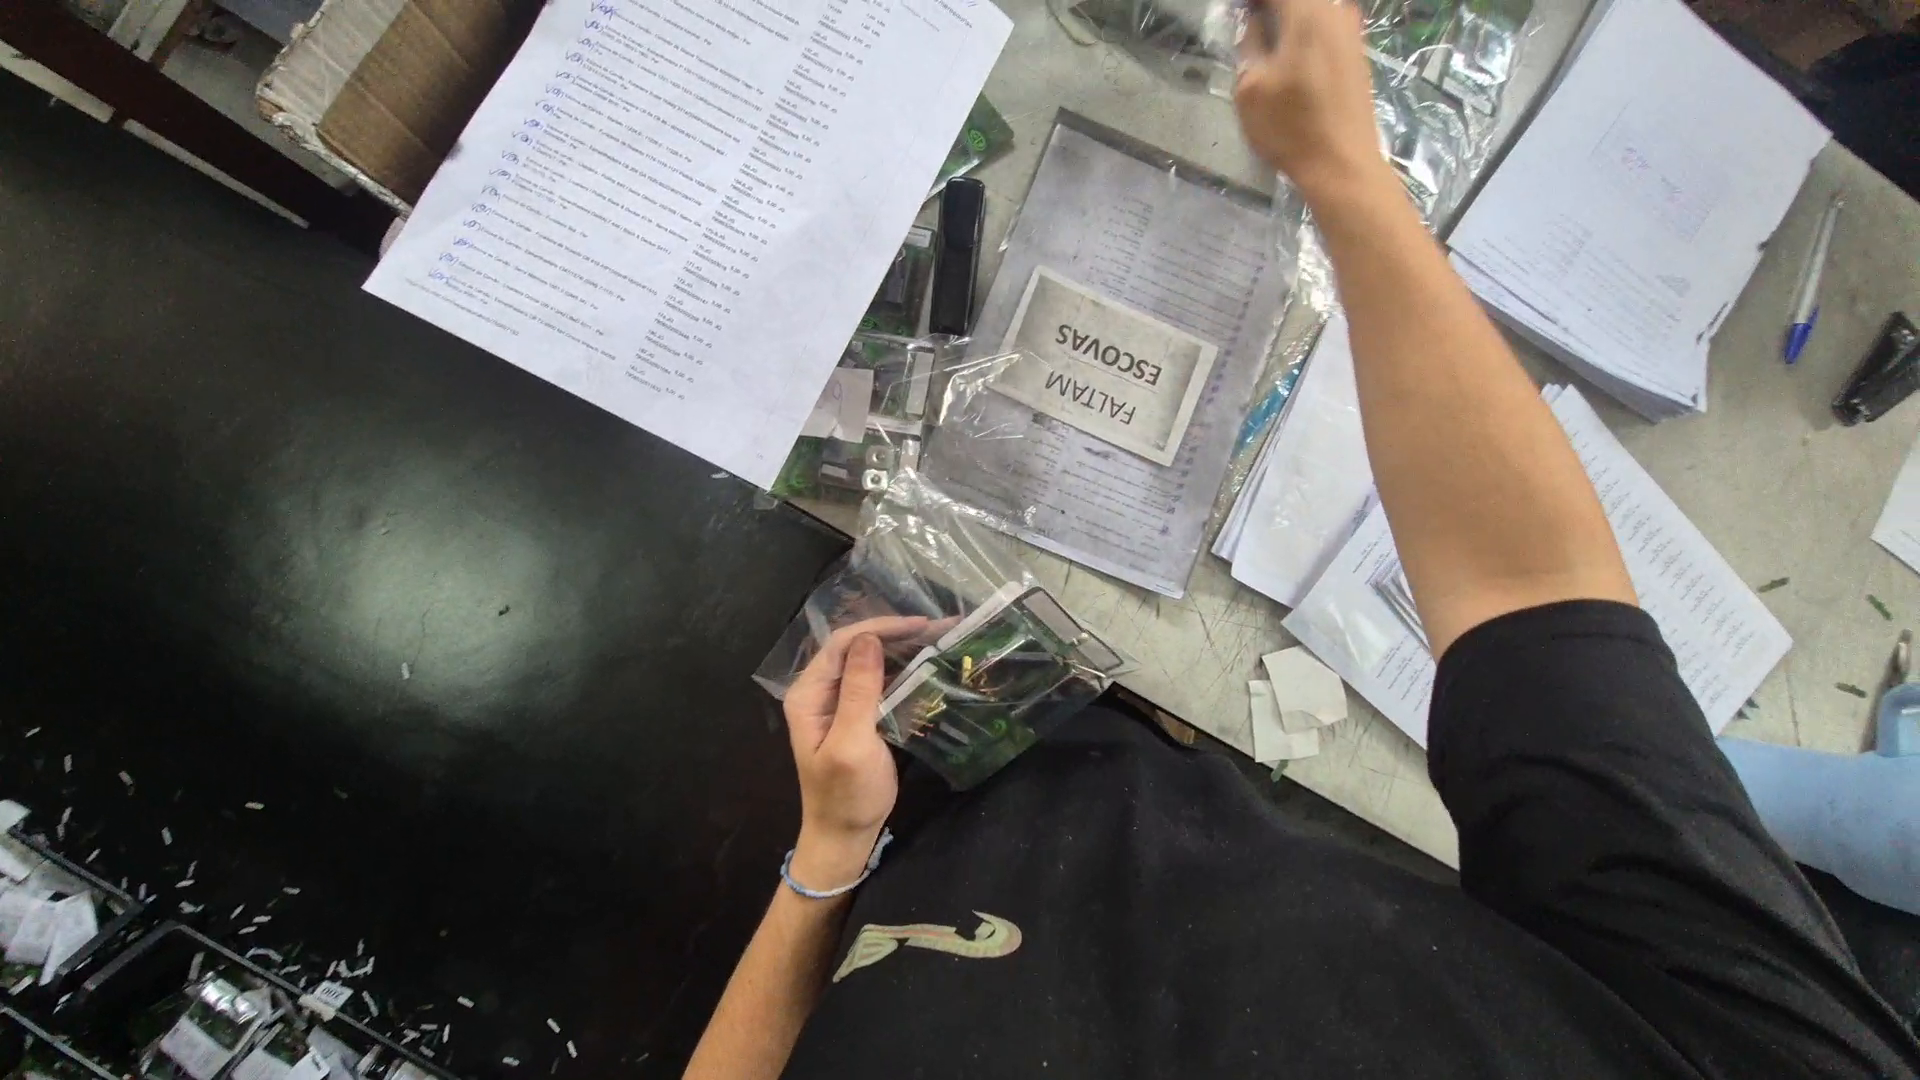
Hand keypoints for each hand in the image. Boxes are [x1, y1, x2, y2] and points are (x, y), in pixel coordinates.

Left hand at [783, 616, 930, 889]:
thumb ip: (859, 691)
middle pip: (857, 646)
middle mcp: (820, 690)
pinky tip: (927, 660)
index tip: (919, 626)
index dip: (880, 628)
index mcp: (808, 694)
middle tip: (938, 626)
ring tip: (940, 635)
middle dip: (896, 632)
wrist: (844, 837)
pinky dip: (903, 667)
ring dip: (903, 646)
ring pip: (870, 659)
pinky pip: (879, 679)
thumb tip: (870, 640)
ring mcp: (838, 700)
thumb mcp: (853, 744)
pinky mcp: (858, 712)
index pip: (842, 644)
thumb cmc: (846, 796)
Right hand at [1233, 0, 1385, 199]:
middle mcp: (1334, 10)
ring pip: (1315, 8)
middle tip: (1250, 23)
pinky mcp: (1356, 49)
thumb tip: (1255, 23)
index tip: (1239, 10)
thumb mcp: (1251, 90)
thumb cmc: (1290, 127)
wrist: (1340, 161)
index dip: (1253, 1)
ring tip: (1268, 39)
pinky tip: (1290, 53)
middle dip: (1271, 8)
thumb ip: (1250, 46)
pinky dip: (1305, 29)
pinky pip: (1326, 24)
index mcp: (1306, 13)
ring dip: (1289, 18)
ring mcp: (1350, 29)